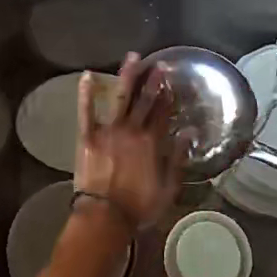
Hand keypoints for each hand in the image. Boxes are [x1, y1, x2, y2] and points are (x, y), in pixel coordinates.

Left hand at [73, 53, 181, 230]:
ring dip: (127, 77)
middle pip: (144, 101)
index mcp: (153, 143)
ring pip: (120, 98)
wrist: (105, 218)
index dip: (167, 95)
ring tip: (132, 58)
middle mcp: (133, 131)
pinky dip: (86, 94)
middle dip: (152, 80)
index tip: (170, 80)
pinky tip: (87, 76)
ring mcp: (108, 132)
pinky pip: (86, 112)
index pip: (162, 112)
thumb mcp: (168, 187)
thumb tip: (189, 132)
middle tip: (157, 63)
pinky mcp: (87, 138)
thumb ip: (178, 157)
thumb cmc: (139, 206)